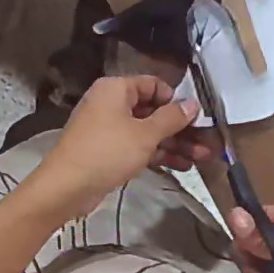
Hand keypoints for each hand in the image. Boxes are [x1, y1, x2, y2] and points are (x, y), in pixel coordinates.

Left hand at [18, 76, 201, 220]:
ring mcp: (107, 129)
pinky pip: (136, 147)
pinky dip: (156, 155)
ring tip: (202, 159)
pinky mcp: (107, 152)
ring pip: (146, 132)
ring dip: (173, 144)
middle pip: (152, 110)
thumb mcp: (144, 134)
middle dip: (180, 128)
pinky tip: (182, 166)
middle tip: (207, 143)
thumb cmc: (106, 152)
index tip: (197, 117)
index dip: (176, 100)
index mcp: (115, 89)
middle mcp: (110, 104)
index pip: (153, 85)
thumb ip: (171, 118)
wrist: (66, 187)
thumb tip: (192, 104)